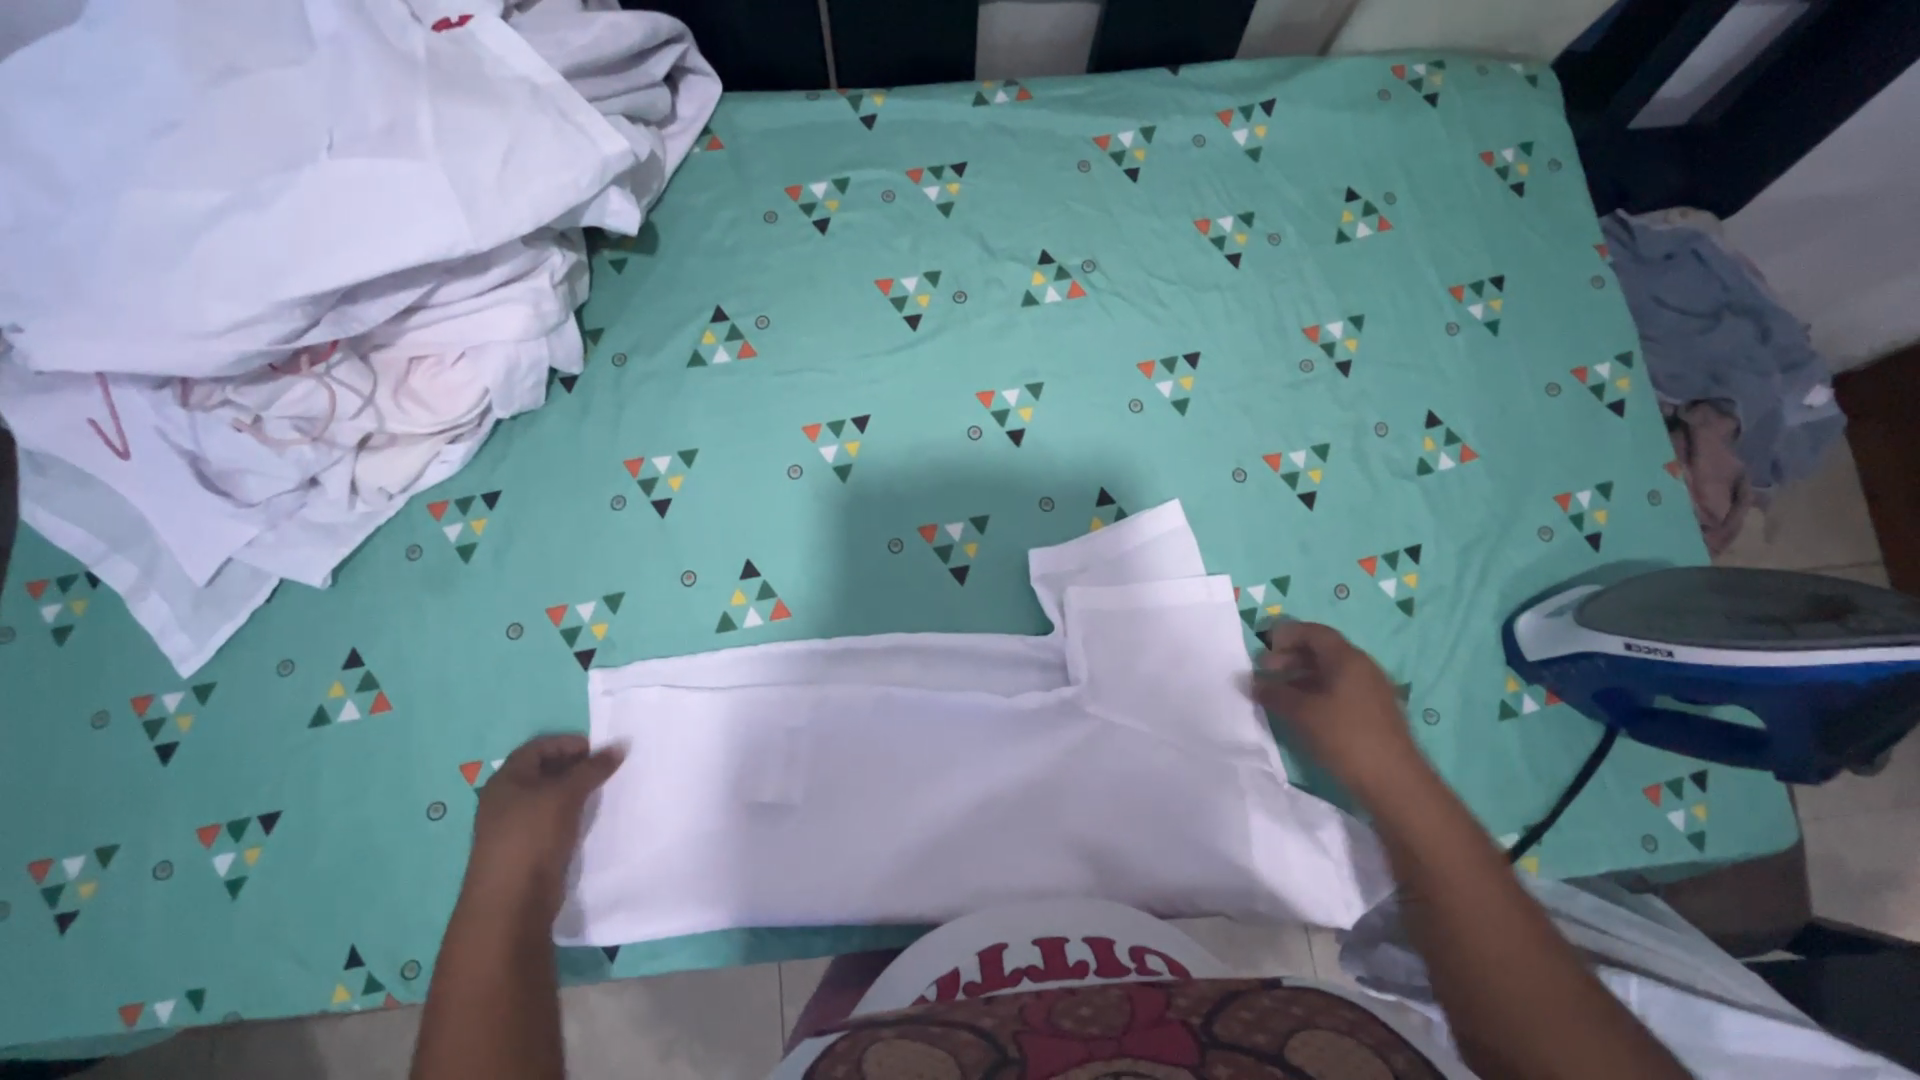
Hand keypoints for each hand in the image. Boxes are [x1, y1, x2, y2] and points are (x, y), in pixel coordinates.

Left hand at [466, 733, 625, 917]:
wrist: (512, 899)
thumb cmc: (533, 835)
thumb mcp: (565, 794)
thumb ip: (593, 768)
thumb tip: (621, 745)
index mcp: (506, 779)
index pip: (539, 747)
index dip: (569, 743)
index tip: (600, 750)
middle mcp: (506, 798)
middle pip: (544, 770)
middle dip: (576, 766)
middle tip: (607, 768)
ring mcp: (515, 825)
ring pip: (550, 796)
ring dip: (576, 790)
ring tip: (604, 790)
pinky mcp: (528, 847)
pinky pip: (553, 819)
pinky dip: (572, 812)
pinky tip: (591, 816)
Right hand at [1249, 622, 1424, 799]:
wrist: (1392, 780)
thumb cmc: (1345, 737)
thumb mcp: (1302, 713)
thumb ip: (1273, 693)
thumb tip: (1249, 681)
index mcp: (1348, 659)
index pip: (1314, 632)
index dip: (1287, 635)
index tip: (1264, 648)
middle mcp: (1362, 667)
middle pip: (1322, 650)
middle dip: (1290, 657)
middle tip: (1265, 672)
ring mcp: (1371, 690)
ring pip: (1330, 672)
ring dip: (1301, 676)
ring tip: (1277, 693)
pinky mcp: (1373, 711)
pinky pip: (1339, 689)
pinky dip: (1315, 691)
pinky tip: (1300, 710)